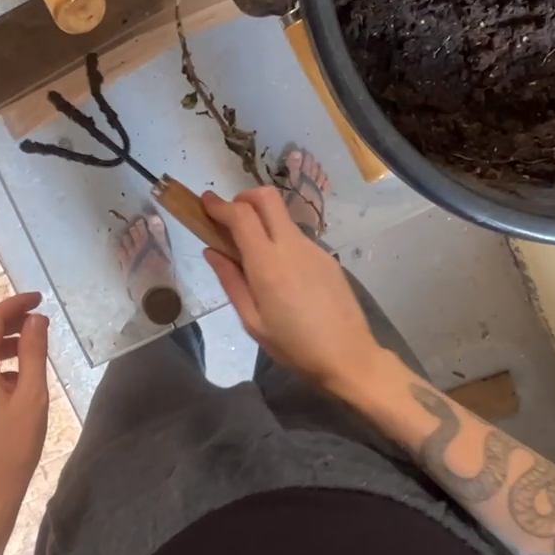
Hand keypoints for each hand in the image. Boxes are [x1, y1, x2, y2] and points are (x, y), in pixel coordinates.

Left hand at [0, 291, 49, 546]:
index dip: (14, 304)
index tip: (40, 299)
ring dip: (1, 338)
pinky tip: (20, 376)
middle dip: (6, 318)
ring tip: (33, 343)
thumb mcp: (31, 398)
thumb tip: (36, 319)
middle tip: (37, 318)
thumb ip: (33, 354)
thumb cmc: (12, 449)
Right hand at [201, 187, 387, 398]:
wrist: (349, 357)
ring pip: (282, 218)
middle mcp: (292, 247)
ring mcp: (313, 249)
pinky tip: (281, 275)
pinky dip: (279, 241)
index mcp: (268, 264)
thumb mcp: (252, 322)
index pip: (241, 215)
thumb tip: (212, 251)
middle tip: (229, 217)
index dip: (219, 204)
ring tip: (252, 255)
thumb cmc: (294, 346)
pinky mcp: (327, 257)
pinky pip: (297, 238)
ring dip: (262, 222)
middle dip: (243, 198)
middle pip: (267, 198)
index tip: (204, 202)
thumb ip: (231, 281)